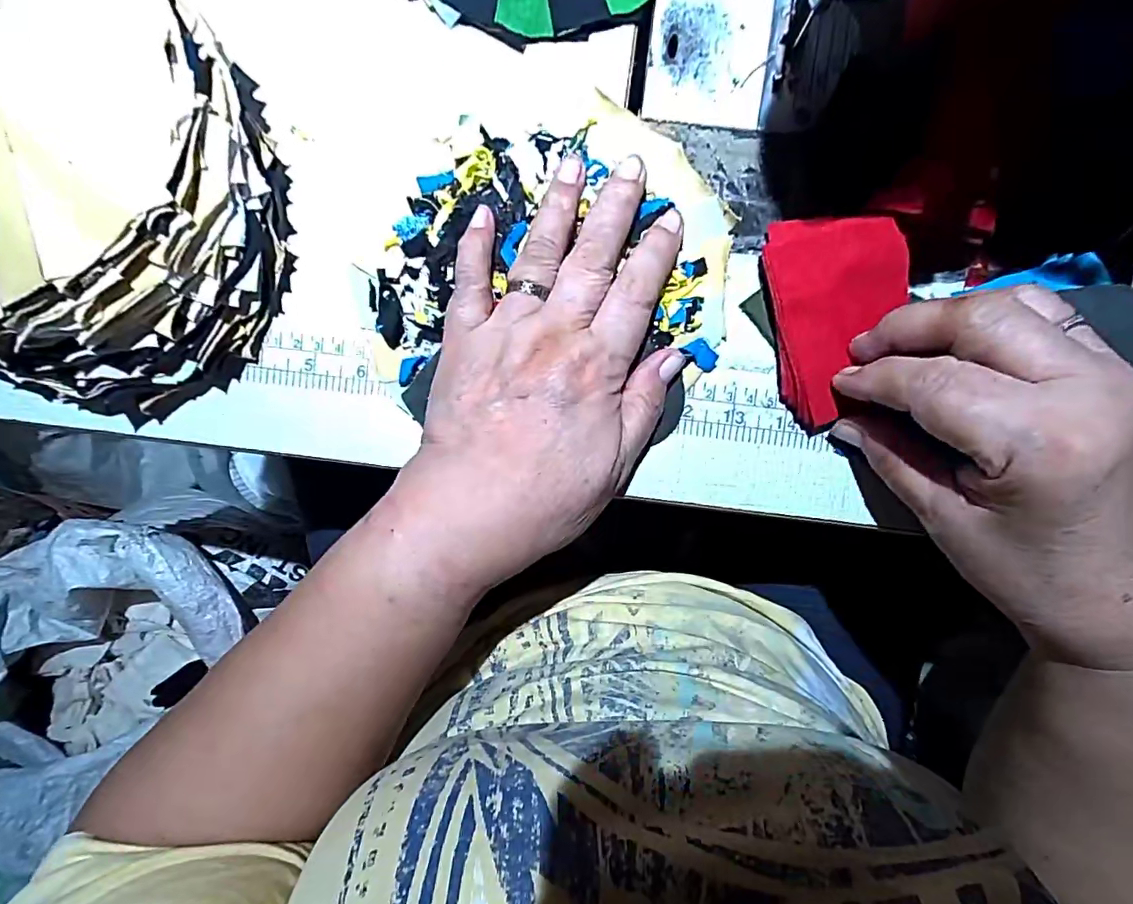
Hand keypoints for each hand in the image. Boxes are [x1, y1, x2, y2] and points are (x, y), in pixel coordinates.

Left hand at [372, 153, 687, 601]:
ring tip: (571, 166)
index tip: (670, 219)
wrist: (465, 509)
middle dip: (614, 210)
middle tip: (631, 167)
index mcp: (599, 366)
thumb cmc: (543, 500)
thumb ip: (641, 405)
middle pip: (592, 260)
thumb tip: (672, 356)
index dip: (657, 252)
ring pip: (535, 258)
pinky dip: (473, 249)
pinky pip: (468, 287)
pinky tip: (483, 217)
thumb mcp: (613, 465)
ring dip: (556, 210)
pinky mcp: (460, 344)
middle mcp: (554, 336)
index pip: (638, 293)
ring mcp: (503, 334)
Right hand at [833, 286, 1132, 670]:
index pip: (937, 382)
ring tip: (900, 343)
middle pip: (985, 321)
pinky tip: (952, 347)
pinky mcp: (1118, 374)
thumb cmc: (1027, 571)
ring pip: (1022, 305)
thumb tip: (848, 417)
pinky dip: (990, 322)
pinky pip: (1049, 321)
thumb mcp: (943, 519)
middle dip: (909, 326)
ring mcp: (1115, 376)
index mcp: (1041, 439)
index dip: (875, 378)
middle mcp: (1089, 391)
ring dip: (949, 316)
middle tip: (860, 351)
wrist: (1132, 592)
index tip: (837, 384)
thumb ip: (894, 457)